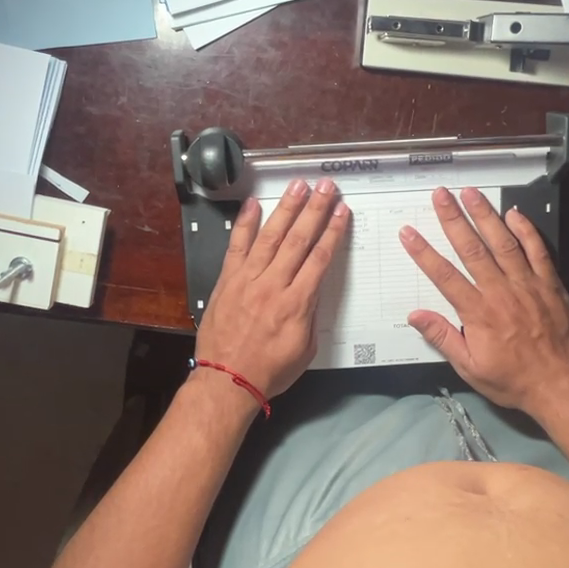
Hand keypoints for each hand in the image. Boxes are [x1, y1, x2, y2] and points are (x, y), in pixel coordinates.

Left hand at [194, 178, 349, 399]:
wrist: (226, 381)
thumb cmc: (269, 371)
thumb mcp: (305, 349)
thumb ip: (310, 315)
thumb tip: (312, 290)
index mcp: (296, 304)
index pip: (319, 259)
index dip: (332, 232)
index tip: (342, 212)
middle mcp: (272, 285)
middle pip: (298, 240)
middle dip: (314, 210)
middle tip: (326, 187)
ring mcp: (247, 280)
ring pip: (270, 236)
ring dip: (286, 209)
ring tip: (298, 186)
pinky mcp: (227, 280)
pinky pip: (236, 246)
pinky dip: (245, 224)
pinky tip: (253, 204)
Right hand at [399, 187, 568, 414]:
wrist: (562, 386)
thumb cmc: (514, 380)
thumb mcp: (470, 367)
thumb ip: (442, 338)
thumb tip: (416, 316)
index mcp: (478, 313)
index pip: (444, 275)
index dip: (423, 252)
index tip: (409, 233)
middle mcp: (501, 292)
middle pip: (472, 248)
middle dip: (453, 219)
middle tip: (440, 195)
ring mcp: (528, 285)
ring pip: (503, 242)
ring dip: (486, 215)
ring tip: (471, 193)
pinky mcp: (550, 284)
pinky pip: (537, 251)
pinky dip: (526, 230)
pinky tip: (514, 214)